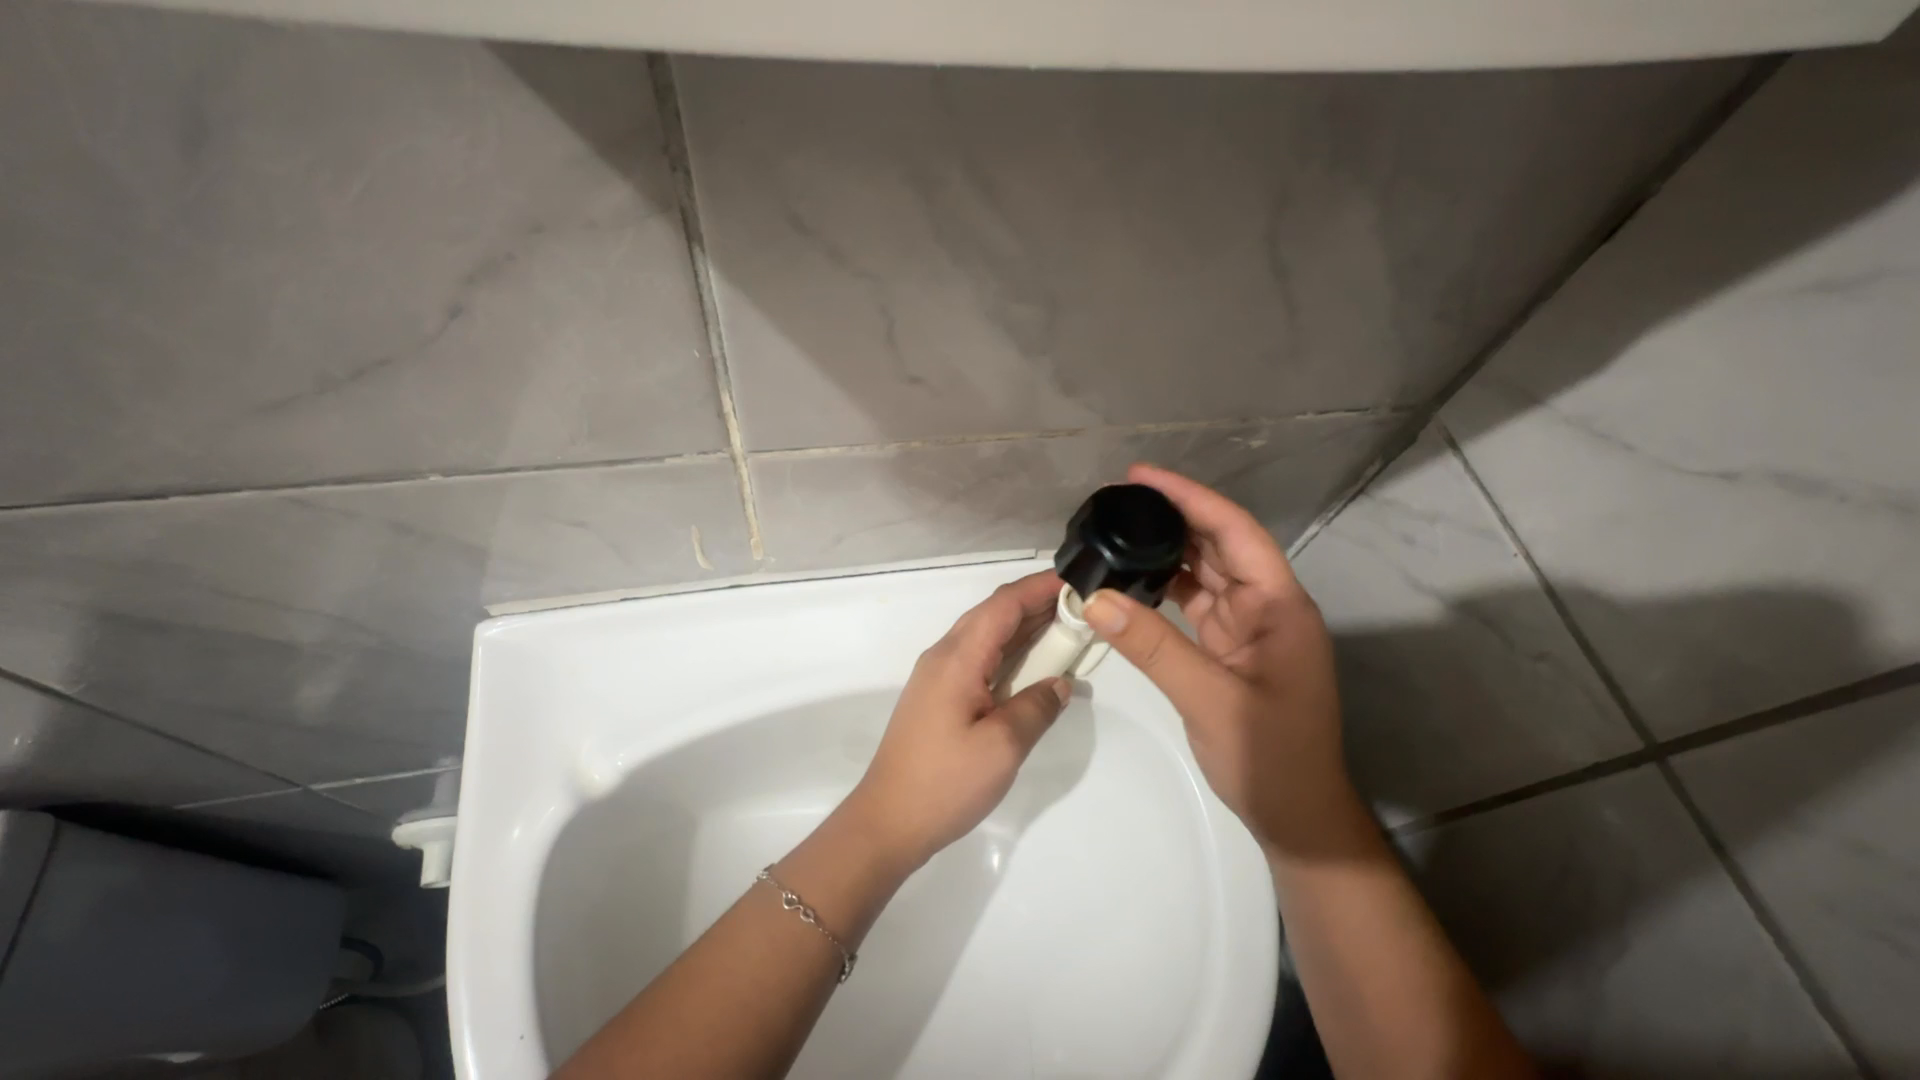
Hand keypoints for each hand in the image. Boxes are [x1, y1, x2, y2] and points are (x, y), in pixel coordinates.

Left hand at [842, 571, 1071, 871]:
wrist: (889, 821)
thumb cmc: (945, 783)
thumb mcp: (1002, 747)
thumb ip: (1037, 707)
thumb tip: (1060, 683)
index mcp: (957, 658)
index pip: (1003, 605)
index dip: (1040, 587)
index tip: (1079, 581)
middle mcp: (944, 656)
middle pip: (993, 614)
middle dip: (1037, 603)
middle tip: (1084, 607)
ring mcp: (938, 676)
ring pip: (986, 635)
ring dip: (1025, 628)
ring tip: (1068, 628)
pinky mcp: (939, 696)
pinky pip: (980, 658)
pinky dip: (1011, 652)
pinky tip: (1035, 666)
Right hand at [1081, 465, 1357, 855]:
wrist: (1298, 815)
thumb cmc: (1270, 756)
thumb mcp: (1210, 699)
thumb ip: (1152, 646)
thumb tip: (1095, 598)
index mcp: (1280, 607)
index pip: (1234, 532)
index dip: (1190, 498)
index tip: (1140, 476)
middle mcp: (1268, 609)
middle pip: (1220, 547)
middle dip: (1173, 519)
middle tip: (1116, 501)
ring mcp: (1250, 632)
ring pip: (1207, 576)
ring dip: (1167, 554)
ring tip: (1117, 532)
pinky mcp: (1232, 653)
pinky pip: (1197, 608)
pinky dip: (1166, 592)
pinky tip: (1132, 582)